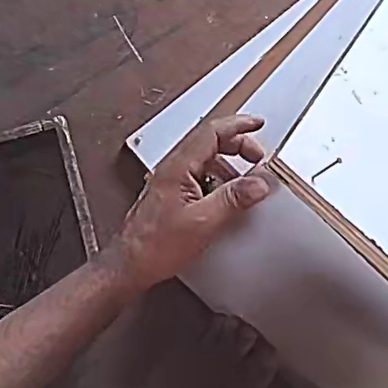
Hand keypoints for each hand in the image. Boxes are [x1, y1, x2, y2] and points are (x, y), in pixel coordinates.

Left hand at [117, 114, 272, 286]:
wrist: (129, 264)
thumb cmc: (154, 245)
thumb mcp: (203, 221)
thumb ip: (233, 199)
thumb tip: (258, 183)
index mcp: (178, 166)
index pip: (211, 131)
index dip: (238, 125)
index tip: (256, 124)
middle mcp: (173, 168)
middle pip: (210, 142)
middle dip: (238, 144)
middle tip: (257, 156)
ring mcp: (171, 180)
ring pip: (206, 159)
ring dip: (229, 163)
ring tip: (246, 180)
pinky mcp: (172, 194)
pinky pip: (200, 176)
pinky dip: (219, 179)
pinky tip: (227, 196)